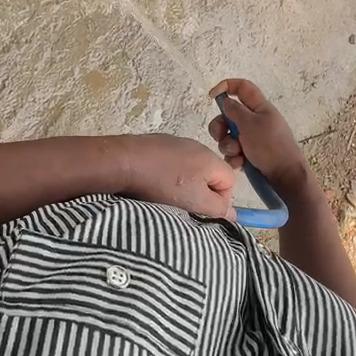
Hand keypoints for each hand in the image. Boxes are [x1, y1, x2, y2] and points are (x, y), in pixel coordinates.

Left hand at [117, 134, 236, 220]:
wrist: (123, 162)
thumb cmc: (163, 184)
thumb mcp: (196, 202)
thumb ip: (218, 208)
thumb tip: (232, 213)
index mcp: (210, 158)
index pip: (230, 182)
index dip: (221, 200)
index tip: (203, 211)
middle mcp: (196, 146)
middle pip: (209, 175)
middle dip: (201, 193)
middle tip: (184, 206)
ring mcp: (175, 143)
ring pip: (189, 170)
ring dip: (182, 185)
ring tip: (166, 197)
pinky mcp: (156, 144)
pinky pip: (171, 164)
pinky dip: (166, 175)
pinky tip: (153, 184)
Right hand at [208, 79, 309, 190]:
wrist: (285, 176)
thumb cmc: (270, 146)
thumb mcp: (250, 124)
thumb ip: (235, 110)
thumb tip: (226, 101)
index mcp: (259, 107)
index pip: (242, 87)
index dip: (226, 86)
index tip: (211, 96)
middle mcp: (255, 120)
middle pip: (229, 115)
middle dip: (221, 126)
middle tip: (221, 135)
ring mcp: (253, 138)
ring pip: (228, 136)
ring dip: (228, 145)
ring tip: (237, 153)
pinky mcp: (250, 154)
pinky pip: (234, 151)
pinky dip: (234, 157)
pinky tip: (240, 163)